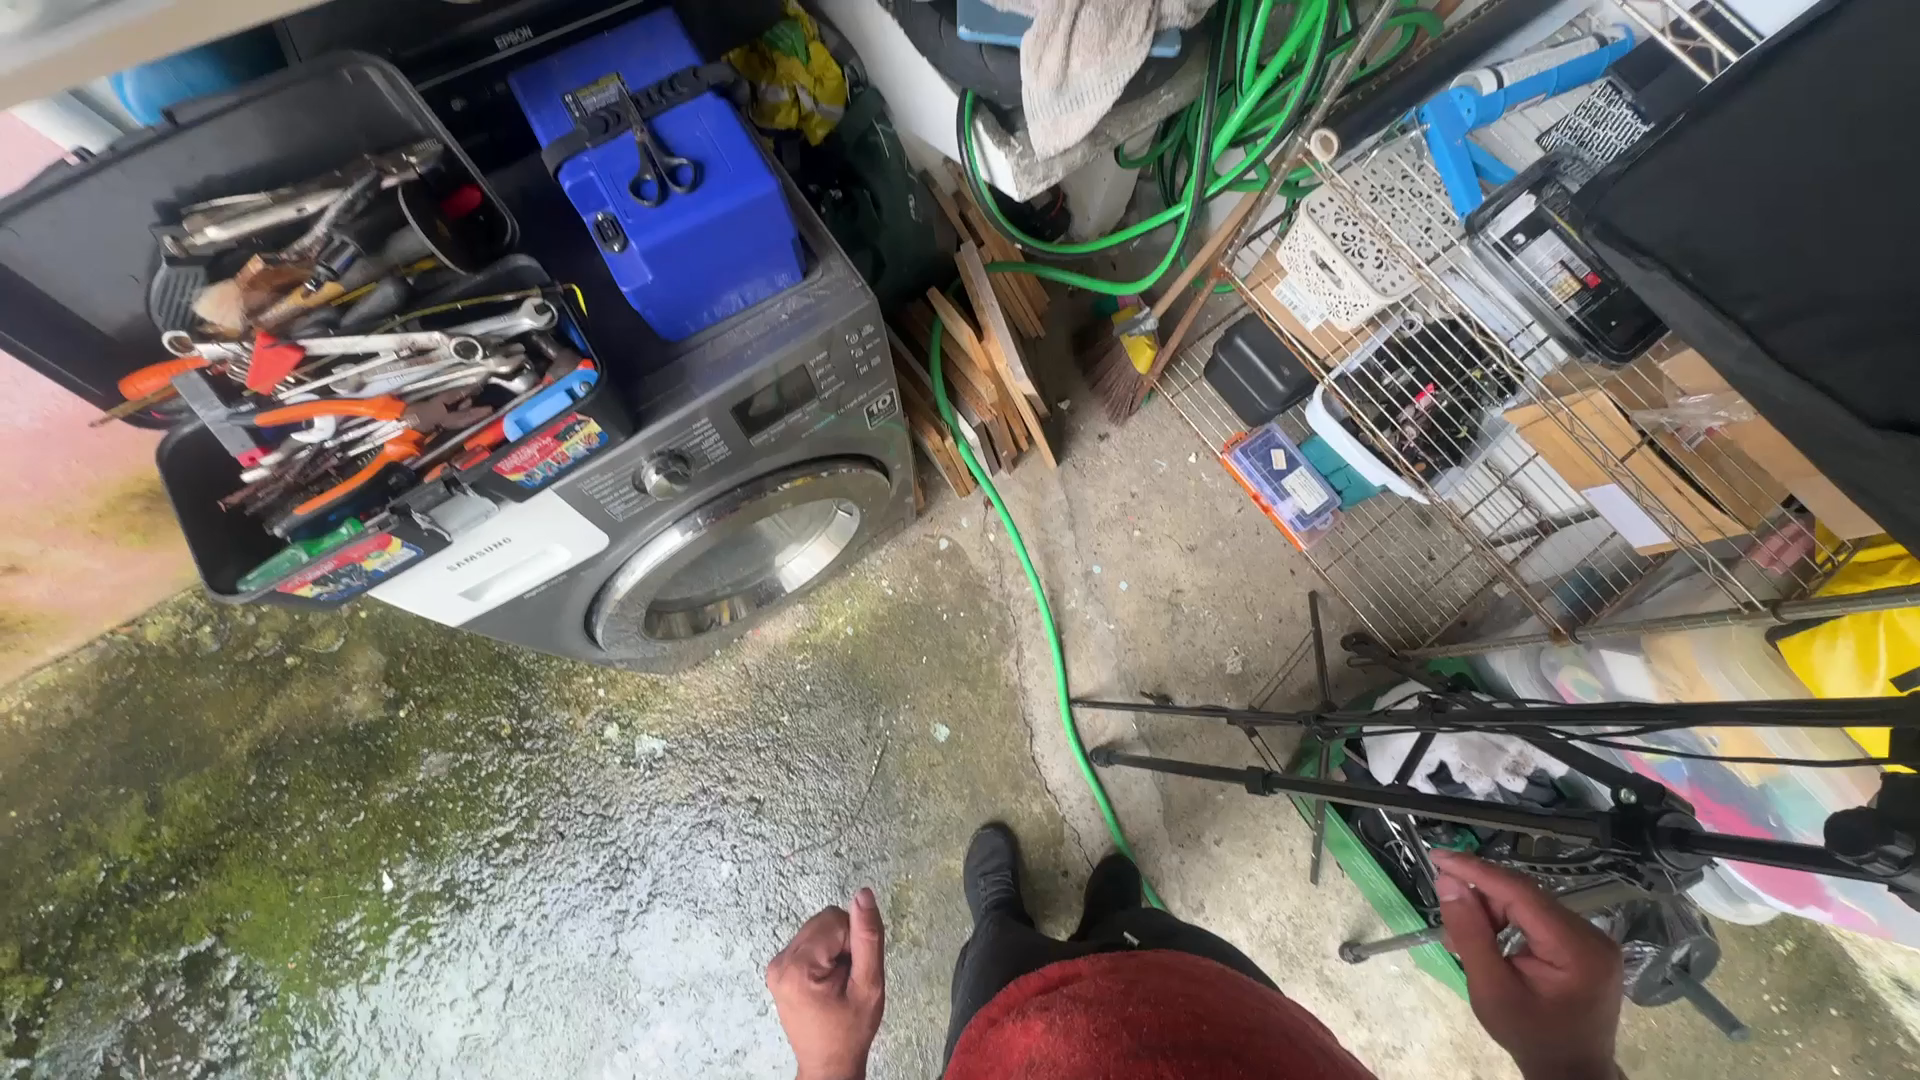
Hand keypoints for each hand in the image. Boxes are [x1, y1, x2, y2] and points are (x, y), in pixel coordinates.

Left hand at [765, 888, 885, 1079]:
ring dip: (836, 947)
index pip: (836, 920)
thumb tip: (863, 893)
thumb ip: (868, 937)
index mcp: (797, 967)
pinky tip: (828, 980)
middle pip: (825, 920)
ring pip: (819, 927)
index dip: (855, 941)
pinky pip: (810, 939)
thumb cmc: (851, 1030)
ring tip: (839, 981)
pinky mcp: (779, 968)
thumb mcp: (869, 985)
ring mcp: (776, 965)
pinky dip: (825, 953)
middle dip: (844, 942)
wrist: (829, 1065)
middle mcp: (779, 961)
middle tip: (849, 977)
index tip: (854, 972)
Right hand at [1432, 851, 1622, 1079]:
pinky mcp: (1582, 943)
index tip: (1437, 856)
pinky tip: (1487, 938)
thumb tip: (1446, 881)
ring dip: (1490, 910)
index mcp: (1577, 948)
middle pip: (1524, 895)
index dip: (1476, 870)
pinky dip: (1505, 920)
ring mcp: (1590, 939)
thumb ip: (1470, 932)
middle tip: (1446, 910)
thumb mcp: (1490, 987)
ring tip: (1463, 935)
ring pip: (1526, 902)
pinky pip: (1535, 915)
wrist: (1569, 1072)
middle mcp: (1592, 935)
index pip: (1520, 892)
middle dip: (1480, 896)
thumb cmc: (1530, 1034)